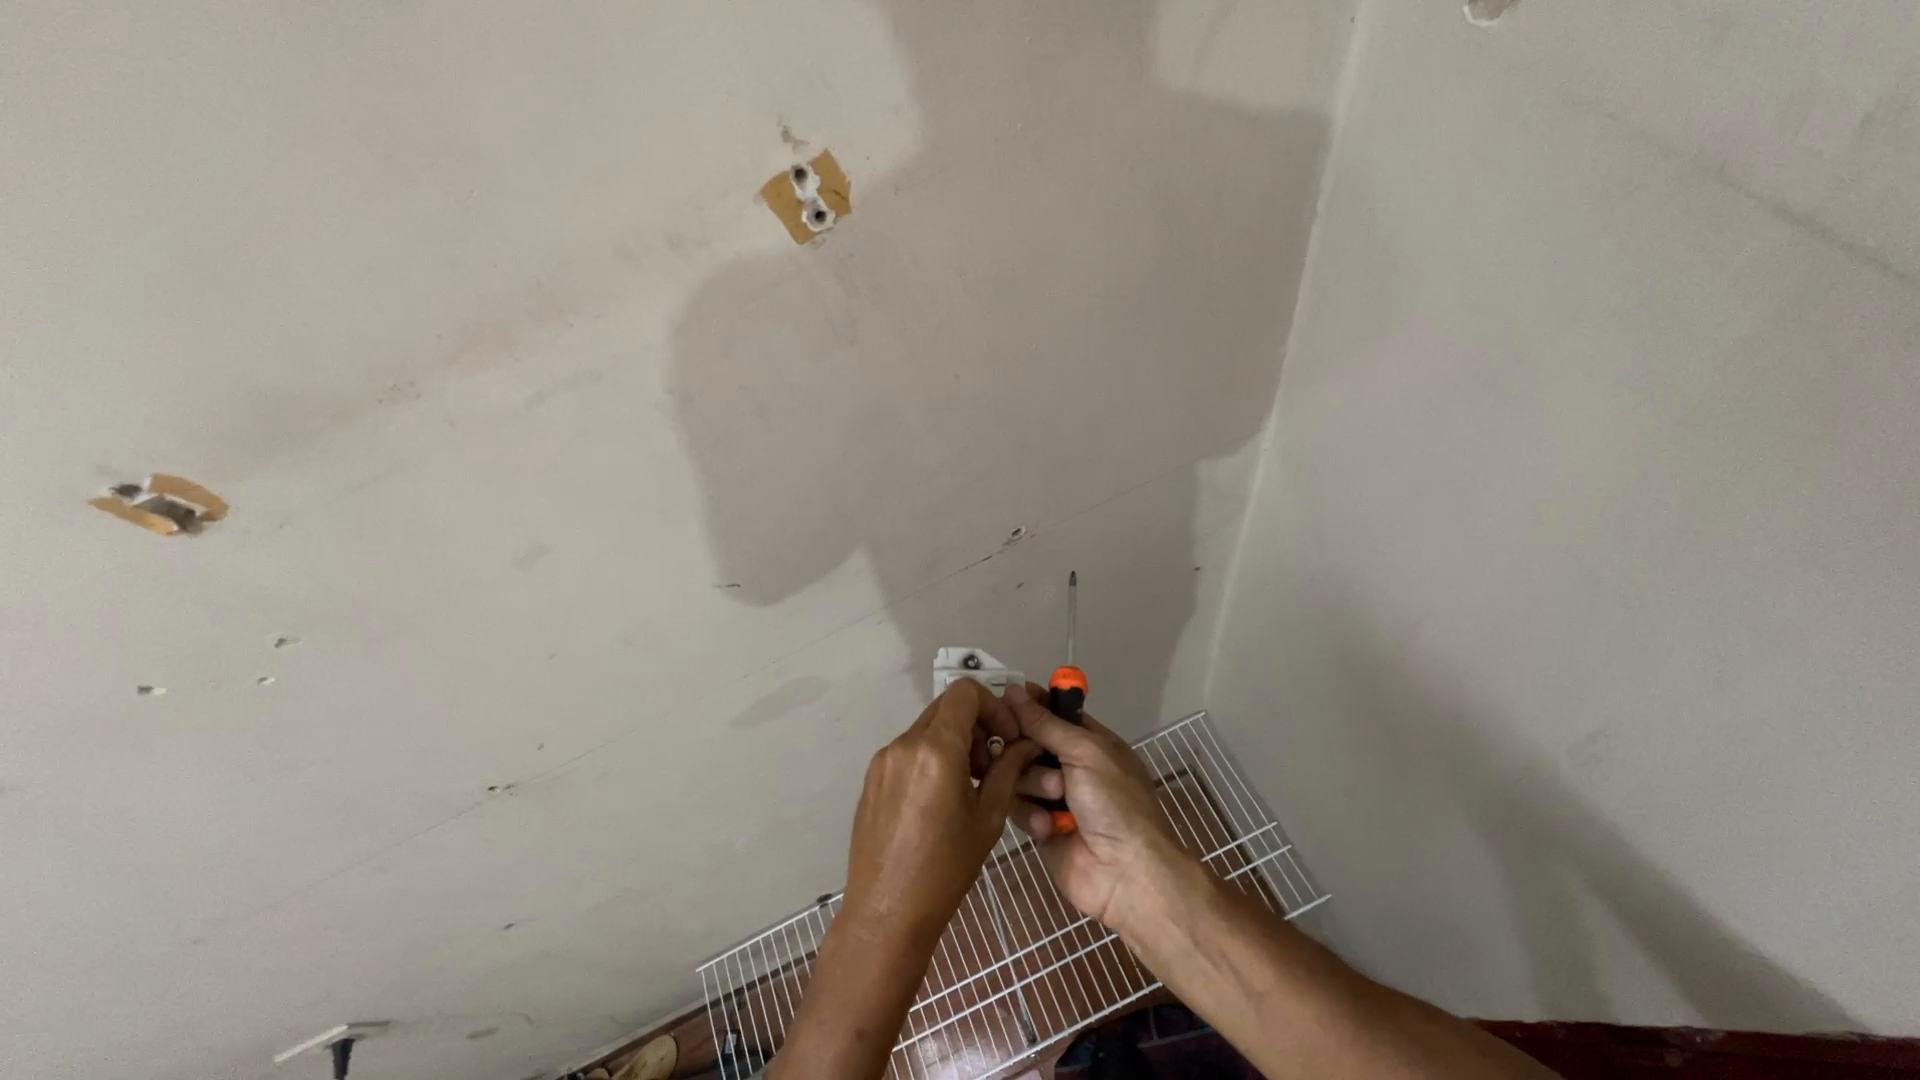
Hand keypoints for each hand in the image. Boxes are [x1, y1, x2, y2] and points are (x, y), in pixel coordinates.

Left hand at [841, 678, 1043, 946]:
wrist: (888, 911)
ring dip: (953, 742)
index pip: (964, 692)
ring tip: (969, 785)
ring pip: (927, 729)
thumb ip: (1007, 770)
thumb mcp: (988, 817)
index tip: (1007, 738)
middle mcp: (903, 745)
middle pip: (945, 708)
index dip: (993, 706)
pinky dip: (931, 758)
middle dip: (976, 725)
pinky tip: (941, 799)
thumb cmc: (946, 868)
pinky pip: (909, 751)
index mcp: (935, 750)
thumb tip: (1024, 743)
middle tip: (992, 764)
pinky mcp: (872, 778)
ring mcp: (883, 760)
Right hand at [1003, 682, 1195, 933]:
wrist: (1125, 872)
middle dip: (1025, 751)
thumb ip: (1046, 723)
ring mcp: (1054, 796)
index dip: (1028, 707)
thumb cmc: (1114, 803)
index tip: (1004, 704)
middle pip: (1026, 742)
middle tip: (1027, 755)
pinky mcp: (1040, 826)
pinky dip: (1030, 815)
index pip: (1052, 712)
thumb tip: (1014, 689)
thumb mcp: (1085, 753)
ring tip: (1054, 800)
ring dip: (1033, 786)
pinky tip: (1046, 827)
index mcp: (1090, 741)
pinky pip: (1016, 807)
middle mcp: (1070, 765)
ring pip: (1017, 775)